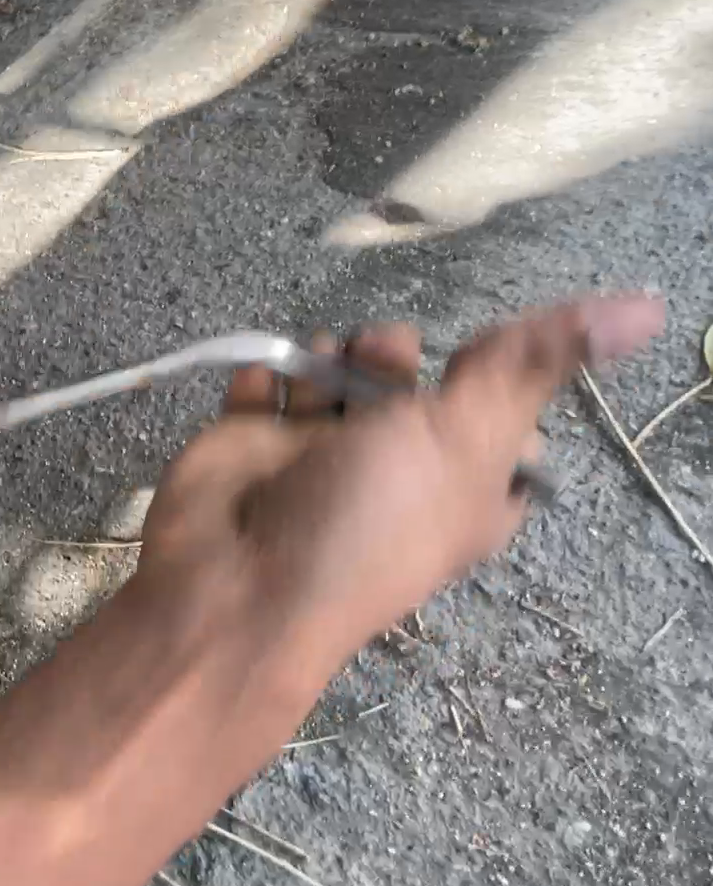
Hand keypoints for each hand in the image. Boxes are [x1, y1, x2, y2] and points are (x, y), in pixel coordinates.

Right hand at [135, 295, 663, 666]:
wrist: (238, 578)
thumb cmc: (366, 517)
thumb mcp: (464, 439)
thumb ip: (529, 366)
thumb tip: (647, 306)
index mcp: (462, 477)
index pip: (492, 405)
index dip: (488, 369)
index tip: (477, 353)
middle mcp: (387, 461)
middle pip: (402, 379)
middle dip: (392, 353)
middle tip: (380, 354)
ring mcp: (308, 450)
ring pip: (326, 378)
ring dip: (325, 355)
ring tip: (319, 357)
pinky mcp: (244, 443)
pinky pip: (258, 393)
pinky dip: (261, 375)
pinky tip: (264, 378)